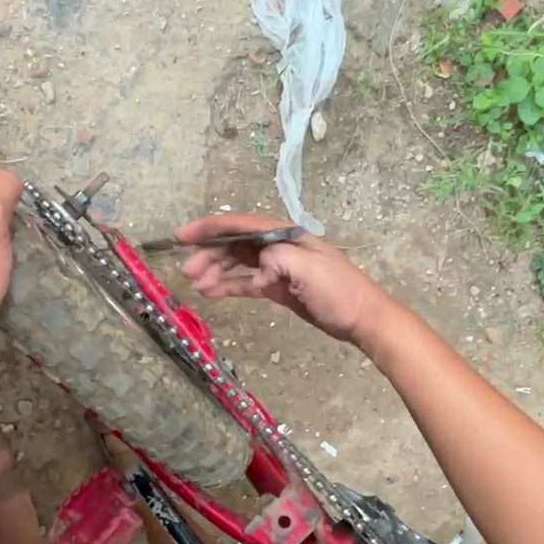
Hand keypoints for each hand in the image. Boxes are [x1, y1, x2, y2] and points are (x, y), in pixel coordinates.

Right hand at [174, 214, 393, 344]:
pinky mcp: (277, 288)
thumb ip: (277, 258)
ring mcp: (276, 267)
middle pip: (234, 244)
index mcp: (284, 235)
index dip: (209, 227)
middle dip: (208, 254)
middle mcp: (277, 247)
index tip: (181, 236)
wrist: (362, 318)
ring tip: (196, 286)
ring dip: (215, 272)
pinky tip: (211, 293)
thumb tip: (255, 267)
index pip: (240, 225)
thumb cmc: (339, 291)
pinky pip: (246, 283)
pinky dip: (228, 286)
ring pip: (236, 263)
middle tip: (187, 271)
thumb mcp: (309, 268)